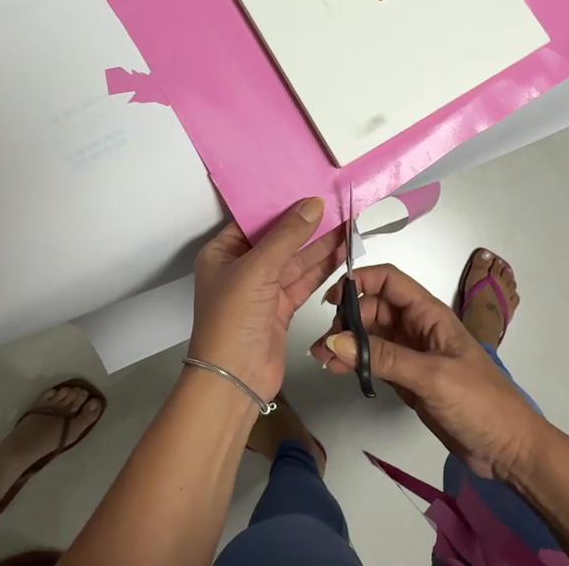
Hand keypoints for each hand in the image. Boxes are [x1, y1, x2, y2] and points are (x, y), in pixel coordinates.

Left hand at [188, 198, 346, 403]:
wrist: (234, 381)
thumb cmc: (232, 320)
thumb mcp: (257, 270)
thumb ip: (287, 236)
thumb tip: (313, 204)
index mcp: (221, 253)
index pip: (253, 220)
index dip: (281, 205)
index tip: (309, 187)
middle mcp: (240, 267)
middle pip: (277, 239)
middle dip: (306, 224)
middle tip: (336, 205)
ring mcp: (261, 289)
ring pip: (294, 260)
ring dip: (319, 244)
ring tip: (346, 224)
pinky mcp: (280, 309)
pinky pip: (303, 280)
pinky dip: (321, 267)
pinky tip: (340, 252)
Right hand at [310, 264, 546, 479]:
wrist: (509, 450)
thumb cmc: (480, 402)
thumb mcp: (432, 377)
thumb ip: (384, 357)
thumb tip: (336, 341)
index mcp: (430, 314)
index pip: (389, 281)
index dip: (360, 282)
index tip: (331, 300)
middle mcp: (418, 327)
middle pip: (374, 308)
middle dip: (347, 320)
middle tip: (325, 345)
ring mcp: (412, 354)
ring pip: (371, 336)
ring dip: (346, 342)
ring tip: (321, 359)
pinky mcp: (408, 380)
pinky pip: (375, 362)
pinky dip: (355, 363)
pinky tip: (337, 370)